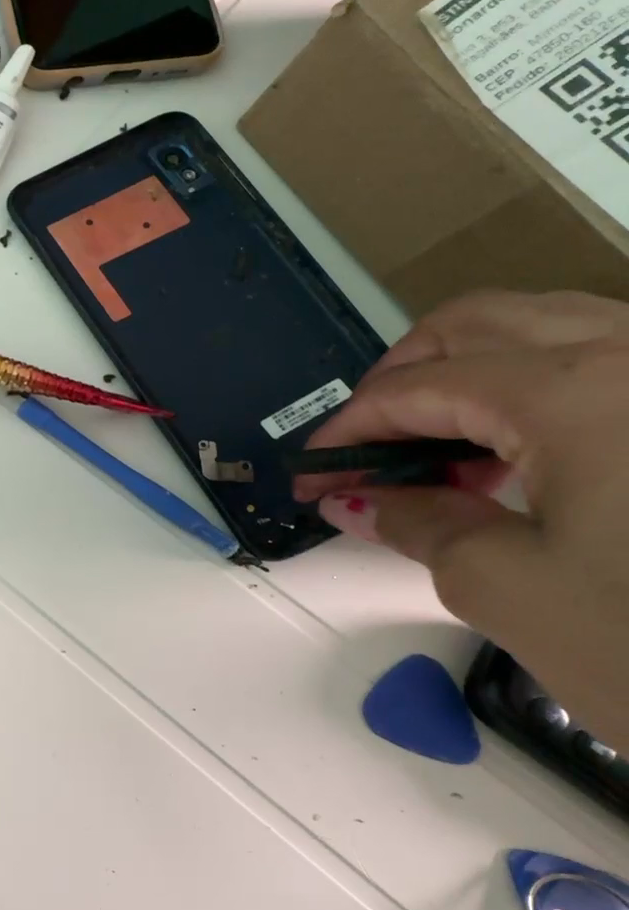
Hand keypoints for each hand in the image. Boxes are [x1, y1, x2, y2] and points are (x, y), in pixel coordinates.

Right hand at [294, 291, 628, 744]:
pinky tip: (532, 451)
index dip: (346, 429)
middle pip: (481, 322)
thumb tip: (359, 498)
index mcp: (578, 392)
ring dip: (472, 373)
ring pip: (554, 326)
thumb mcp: (509, 588)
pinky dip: (542, 386)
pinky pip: (614, 360)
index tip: (311, 476)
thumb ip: (418, 523)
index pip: (417, 386)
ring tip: (445, 446)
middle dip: (401, 377)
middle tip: (369, 444)